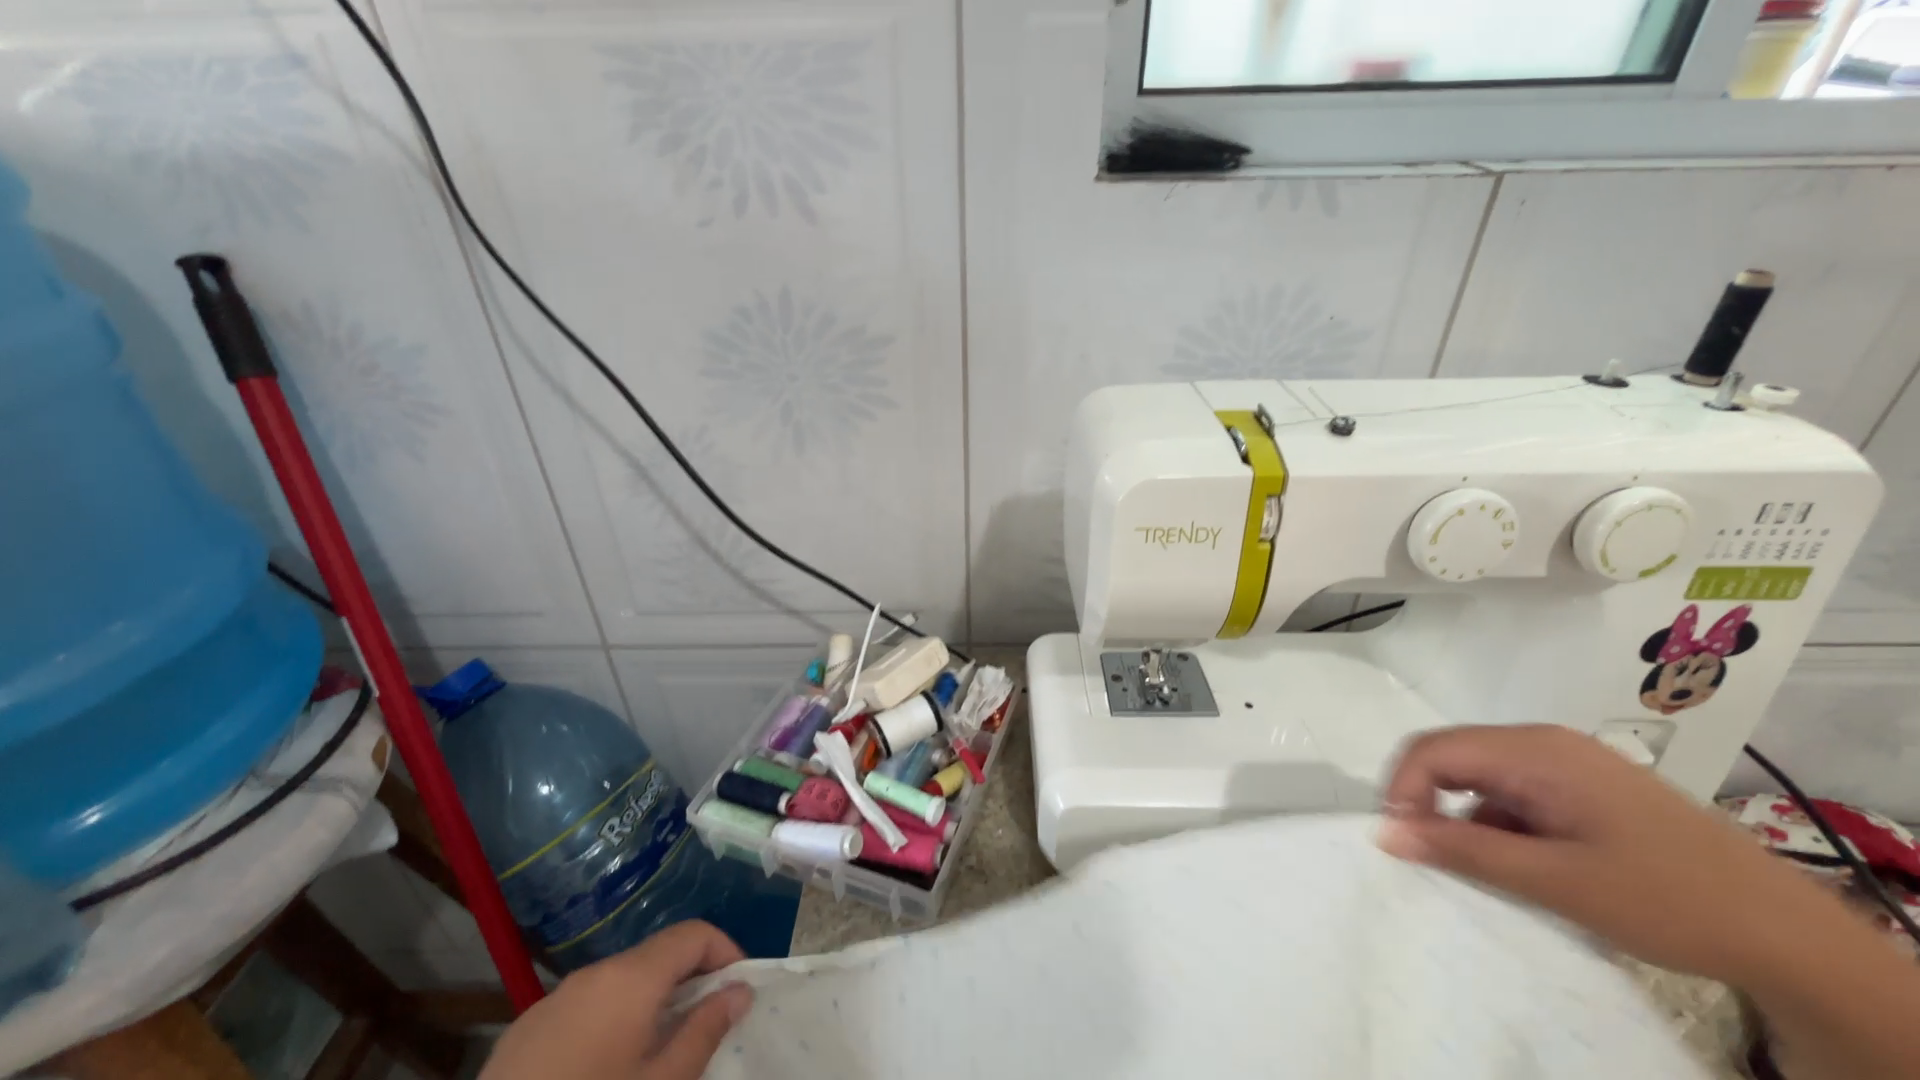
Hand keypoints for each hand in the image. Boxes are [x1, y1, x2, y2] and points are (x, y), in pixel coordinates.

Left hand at [480, 921, 752, 1079]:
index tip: (740, 993)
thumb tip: (739, 990)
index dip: (727, 953)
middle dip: (692, 981)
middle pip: (658, 956)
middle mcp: (593, 973)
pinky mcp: (526, 1028)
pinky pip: (587, 1007)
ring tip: (662, 1050)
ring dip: (653, 1003)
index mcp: (631, 977)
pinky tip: (608, 1065)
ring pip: (621, 983)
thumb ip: (705, 1031)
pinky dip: (613, 1020)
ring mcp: (554, 998)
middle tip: (711, 1025)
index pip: (694, 933)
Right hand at [1375, 724, 1823, 984]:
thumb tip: (1384, 831)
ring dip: (1465, 817)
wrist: (1783, 930)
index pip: (1434, 749)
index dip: (1401, 790)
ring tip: (1479, 871)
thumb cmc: (1662, 898)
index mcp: (1537, 751)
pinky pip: (1518, 792)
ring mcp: (1572, 764)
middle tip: (1427, 858)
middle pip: (1455, 755)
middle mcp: (1549, 743)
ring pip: (1485, 776)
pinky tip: (1522, 866)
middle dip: (1428, 801)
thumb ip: (1462, 850)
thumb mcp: (1552, 880)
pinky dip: (1500, 824)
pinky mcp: (1589, 788)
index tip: (1399, 844)